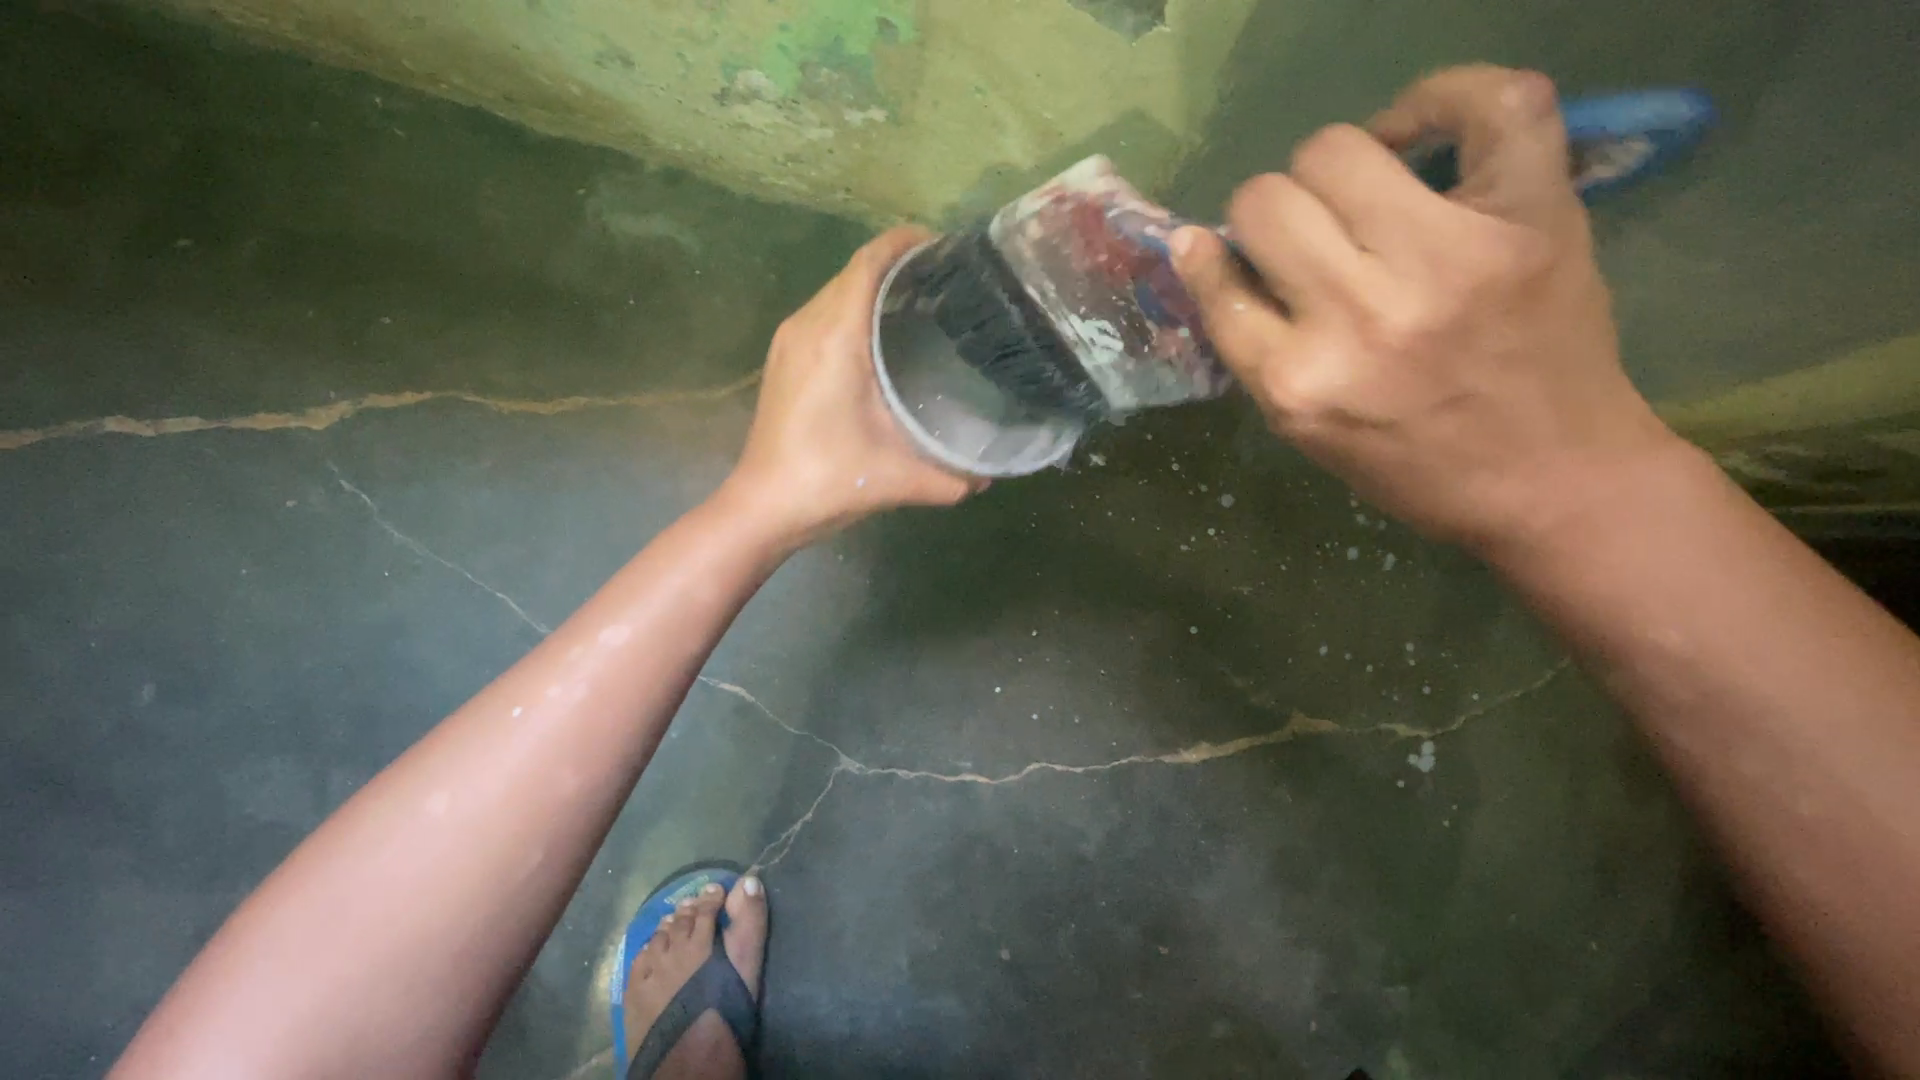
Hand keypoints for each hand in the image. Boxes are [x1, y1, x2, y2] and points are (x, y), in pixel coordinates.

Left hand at [720, 226, 985, 548]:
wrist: (764, 505)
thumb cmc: (829, 481)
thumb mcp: (901, 477)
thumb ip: (954, 477)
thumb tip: (992, 478)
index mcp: (835, 336)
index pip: (869, 262)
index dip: (907, 243)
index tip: (947, 248)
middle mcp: (808, 325)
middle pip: (854, 271)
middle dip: (899, 265)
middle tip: (948, 283)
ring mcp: (789, 340)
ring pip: (836, 291)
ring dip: (874, 288)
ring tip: (922, 305)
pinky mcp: (783, 358)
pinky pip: (823, 314)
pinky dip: (854, 310)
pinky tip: (882, 340)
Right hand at [1173, 65, 1686, 555]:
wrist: (1552, 478)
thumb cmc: (1413, 467)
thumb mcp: (1304, 429)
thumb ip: (1252, 345)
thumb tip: (1201, 248)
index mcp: (1297, 380)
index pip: (1217, 276)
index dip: (1217, 256)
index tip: (1229, 251)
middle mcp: (1358, 316)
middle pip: (1266, 200)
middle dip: (1271, 214)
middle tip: (1308, 236)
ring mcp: (1447, 260)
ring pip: (1337, 149)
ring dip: (1333, 168)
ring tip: (1361, 193)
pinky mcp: (1529, 219)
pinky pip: (1489, 102)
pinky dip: (1446, 100)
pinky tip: (1420, 132)